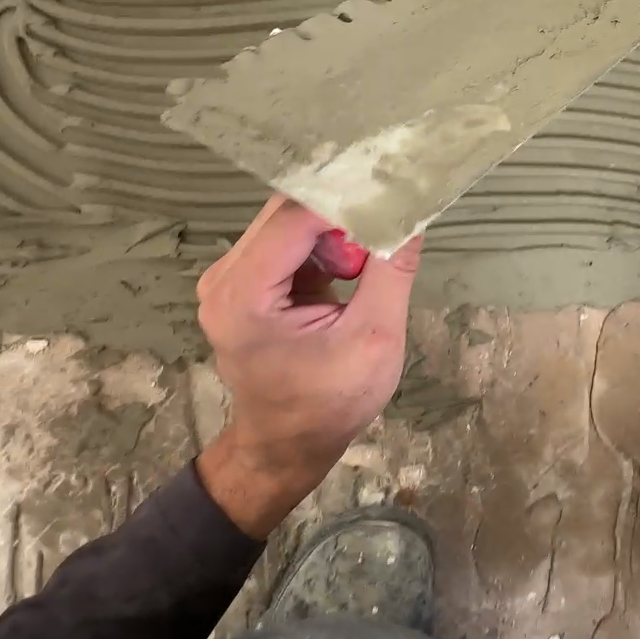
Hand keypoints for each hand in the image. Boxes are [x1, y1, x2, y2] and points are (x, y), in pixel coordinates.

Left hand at [193, 194, 421, 535]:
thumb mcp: (376, 338)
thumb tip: (414, 215)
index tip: (393, 193)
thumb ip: (392, 272)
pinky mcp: (246, 280)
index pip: (295, 218)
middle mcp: (225, 277)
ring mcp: (231, 277)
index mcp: (244, 295)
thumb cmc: (330, 402)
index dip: (345, 200)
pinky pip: (290, 239)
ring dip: (336, 231)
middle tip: (390, 224)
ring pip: (290, 221)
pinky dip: (326, 245)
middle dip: (343, 214)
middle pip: (287, 211)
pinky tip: (353, 267)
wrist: (289, 445)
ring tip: (370, 261)